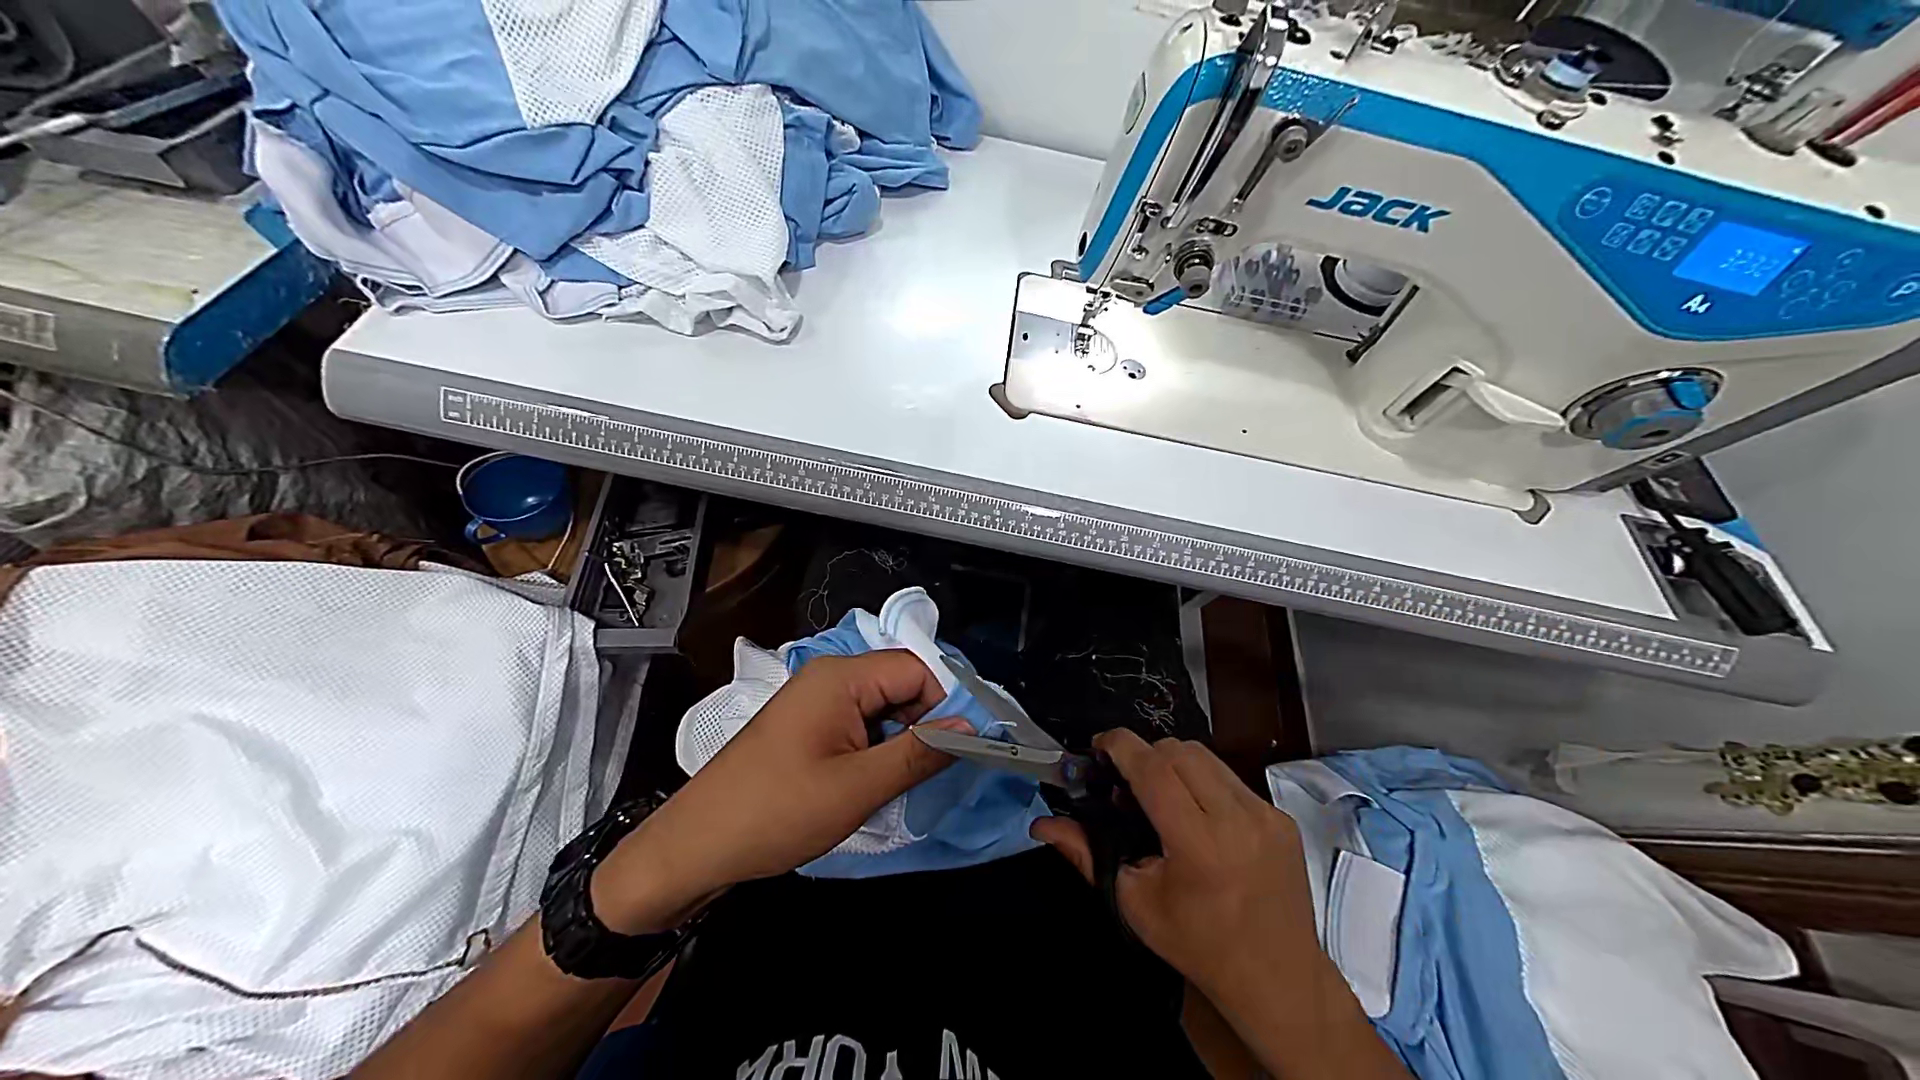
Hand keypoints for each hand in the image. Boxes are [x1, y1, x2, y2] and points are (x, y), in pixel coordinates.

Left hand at [591, 650, 966, 933]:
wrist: (696, 846)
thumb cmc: (775, 812)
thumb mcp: (858, 787)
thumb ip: (920, 752)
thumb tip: (971, 728)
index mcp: (841, 676)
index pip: (919, 670)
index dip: (948, 705)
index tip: (968, 748)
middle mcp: (830, 677)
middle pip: (902, 685)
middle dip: (926, 724)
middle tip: (935, 772)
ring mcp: (817, 701)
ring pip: (884, 707)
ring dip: (902, 740)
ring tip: (901, 782)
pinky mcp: (809, 725)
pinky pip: (861, 723)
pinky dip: (878, 748)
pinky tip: (875, 782)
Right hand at [1030, 730, 1320, 1003]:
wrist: (1278, 978)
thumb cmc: (1200, 946)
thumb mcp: (1134, 902)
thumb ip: (1086, 853)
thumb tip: (1044, 826)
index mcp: (1200, 846)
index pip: (1154, 769)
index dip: (1121, 746)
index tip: (1100, 746)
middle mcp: (1239, 821)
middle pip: (1178, 751)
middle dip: (1144, 755)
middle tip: (1126, 782)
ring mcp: (1266, 815)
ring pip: (1206, 755)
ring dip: (1173, 762)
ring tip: (1159, 795)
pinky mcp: (1281, 816)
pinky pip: (1230, 776)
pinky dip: (1203, 781)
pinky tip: (1195, 812)